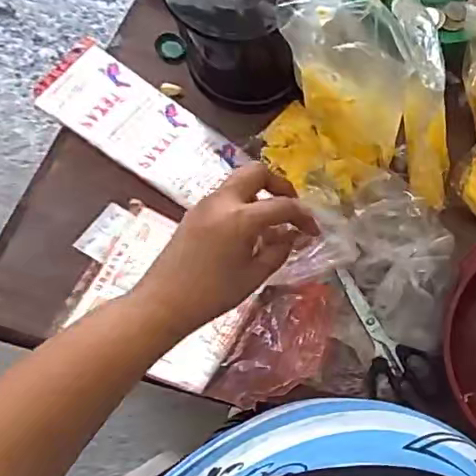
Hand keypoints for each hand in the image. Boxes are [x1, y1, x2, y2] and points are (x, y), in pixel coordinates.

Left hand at [138, 163, 317, 333]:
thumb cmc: (212, 294)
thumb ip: (279, 250)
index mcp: (241, 218)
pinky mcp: (195, 212)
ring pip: (239, 182)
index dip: (304, 216)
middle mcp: (223, 201)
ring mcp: (205, 204)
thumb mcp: (254, 275)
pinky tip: (248, 232)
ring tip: (270, 224)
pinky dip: (243, 203)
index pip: (283, 205)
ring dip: (260, 194)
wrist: (163, 303)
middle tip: (290, 208)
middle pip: (257, 172)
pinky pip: (226, 196)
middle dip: (280, 186)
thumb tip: (293, 236)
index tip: (313, 231)